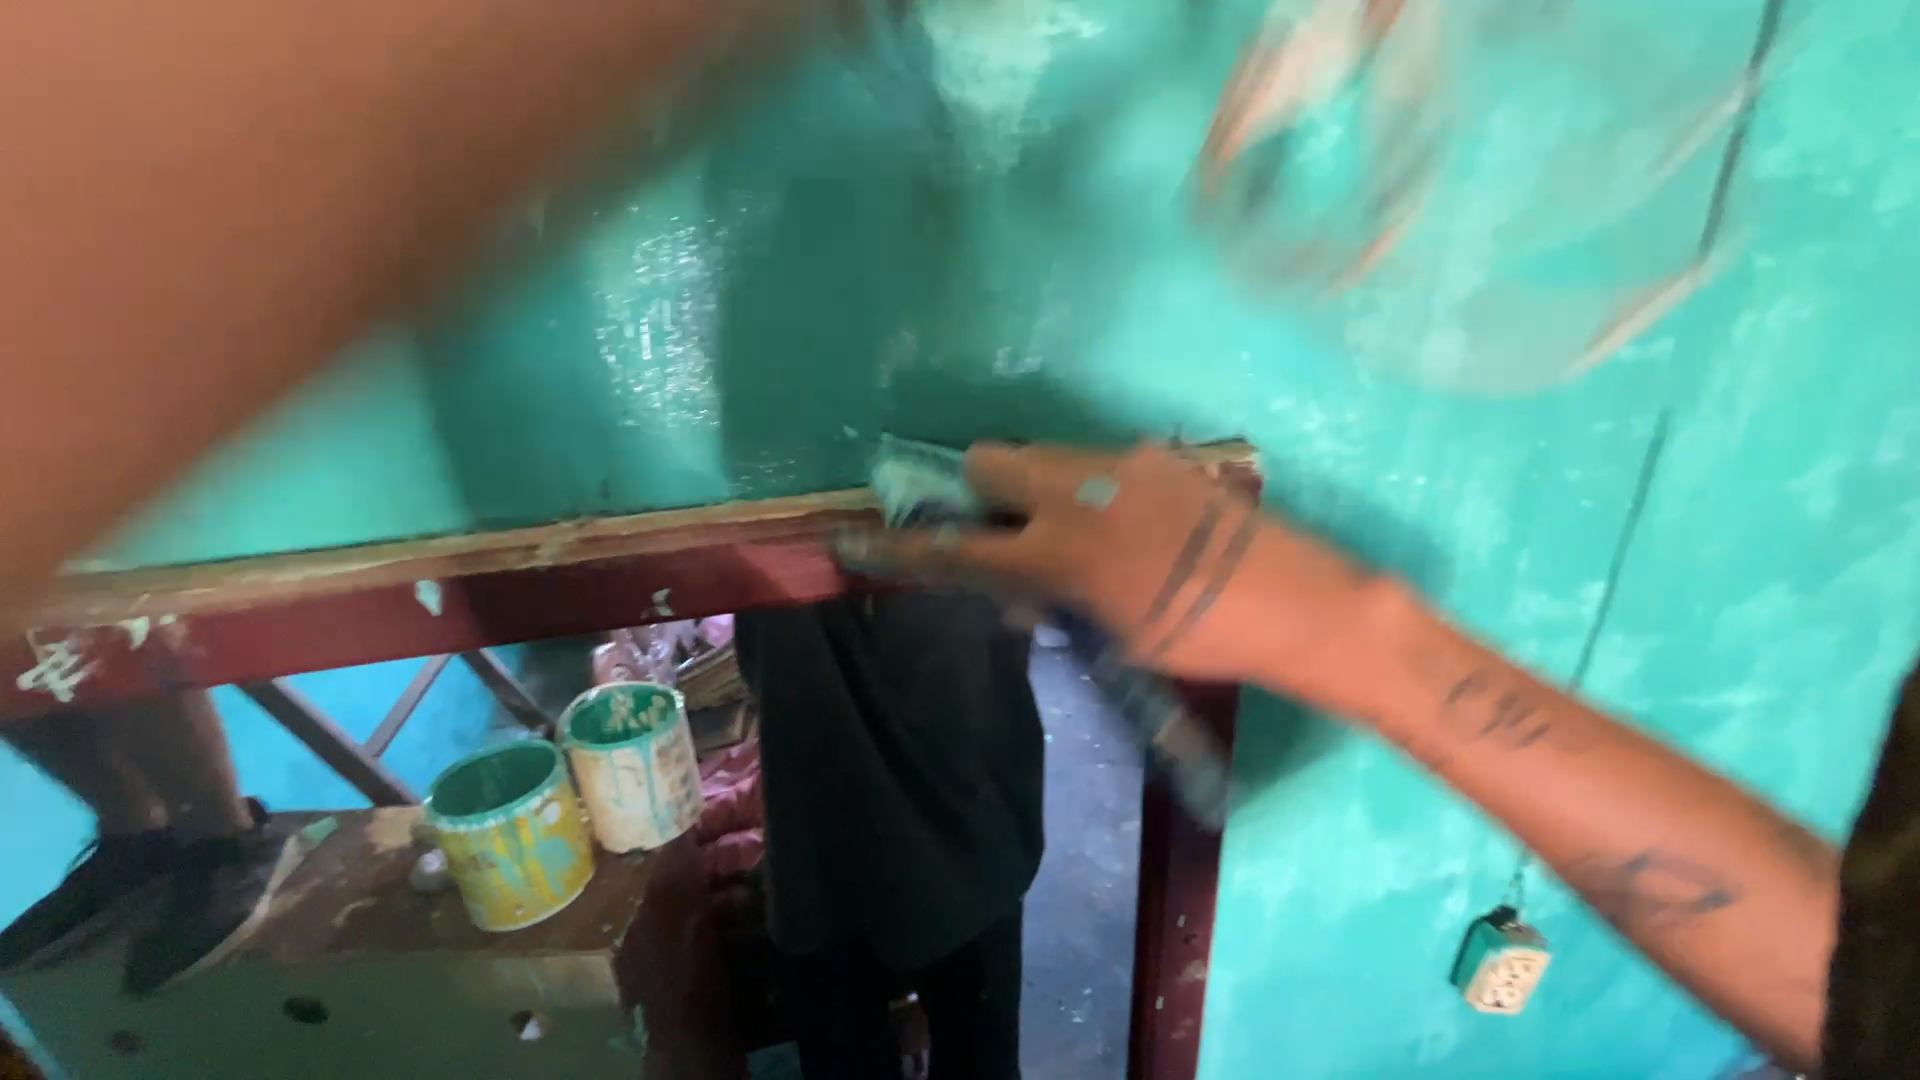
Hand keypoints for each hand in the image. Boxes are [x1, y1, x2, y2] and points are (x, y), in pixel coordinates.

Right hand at [834, 442, 1404, 710]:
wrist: (1303, 604)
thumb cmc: (1203, 641)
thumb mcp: (1113, 637)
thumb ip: (1052, 600)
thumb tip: (1014, 585)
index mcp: (1066, 554)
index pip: (961, 551)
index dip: (905, 550)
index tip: (858, 538)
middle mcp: (1083, 491)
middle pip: (989, 461)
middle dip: (980, 494)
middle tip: (1005, 533)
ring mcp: (1124, 462)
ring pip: (1042, 456)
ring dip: (1033, 488)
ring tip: (1073, 531)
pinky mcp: (1160, 454)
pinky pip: (1093, 460)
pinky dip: (1084, 487)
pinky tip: (1124, 522)